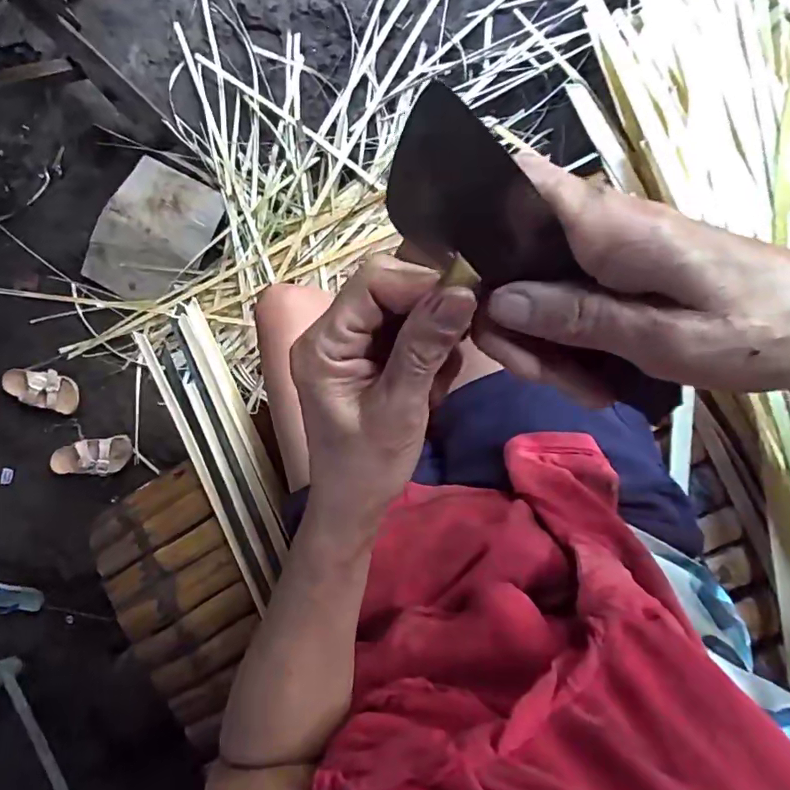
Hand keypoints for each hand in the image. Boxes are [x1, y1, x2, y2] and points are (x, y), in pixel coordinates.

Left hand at [291, 256, 475, 522]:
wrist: (354, 506)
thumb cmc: (369, 466)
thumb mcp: (400, 407)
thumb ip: (426, 347)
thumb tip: (462, 292)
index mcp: (324, 342)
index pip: (371, 282)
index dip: (419, 282)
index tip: (465, 298)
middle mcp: (332, 332)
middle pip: (387, 287)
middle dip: (429, 307)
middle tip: (462, 335)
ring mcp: (351, 343)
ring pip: (403, 307)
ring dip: (433, 332)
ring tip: (439, 376)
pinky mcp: (370, 355)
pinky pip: (407, 330)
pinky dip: (430, 348)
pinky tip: (432, 385)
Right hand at [471, 149, 789, 404]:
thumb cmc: (766, 332)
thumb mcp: (673, 340)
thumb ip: (584, 317)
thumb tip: (496, 298)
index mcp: (611, 224)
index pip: (519, 179)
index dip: (467, 205)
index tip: (444, 268)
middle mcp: (602, 225)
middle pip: (514, 251)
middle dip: (508, 314)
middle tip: (539, 374)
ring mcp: (612, 251)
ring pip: (538, 283)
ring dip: (542, 338)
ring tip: (586, 387)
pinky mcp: (623, 275)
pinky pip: (570, 300)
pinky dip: (569, 340)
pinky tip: (597, 377)